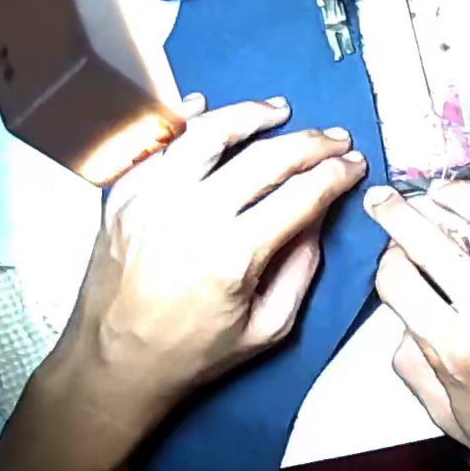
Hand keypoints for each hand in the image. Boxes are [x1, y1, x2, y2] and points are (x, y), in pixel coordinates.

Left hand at [31, 96, 366, 469]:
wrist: (113, 364)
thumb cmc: (197, 353)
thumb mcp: (270, 327)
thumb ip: (301, 267)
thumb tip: (319, 213)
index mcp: (234, 255)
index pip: (301, 196)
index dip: (337, 174)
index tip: (356, 163)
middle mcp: (191, 216)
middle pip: (264, 158)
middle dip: (312, 143)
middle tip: (337, 137)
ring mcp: (150, 199)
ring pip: (208, 134)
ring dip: (251, 115)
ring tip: (281, 110)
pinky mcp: (122, 194)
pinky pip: (159, 143)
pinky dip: (188, 119)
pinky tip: (211, 107)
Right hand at [364, 163, 469, 470]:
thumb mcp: (458, 426)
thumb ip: (420, 373)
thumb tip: (406, 328)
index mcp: (460, 351)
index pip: (401, 283)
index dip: (385, 268)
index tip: (390, 266)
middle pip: (436, 241)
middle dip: (398, 213)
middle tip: (383, 197)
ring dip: (462, 194)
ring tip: (442, 190)